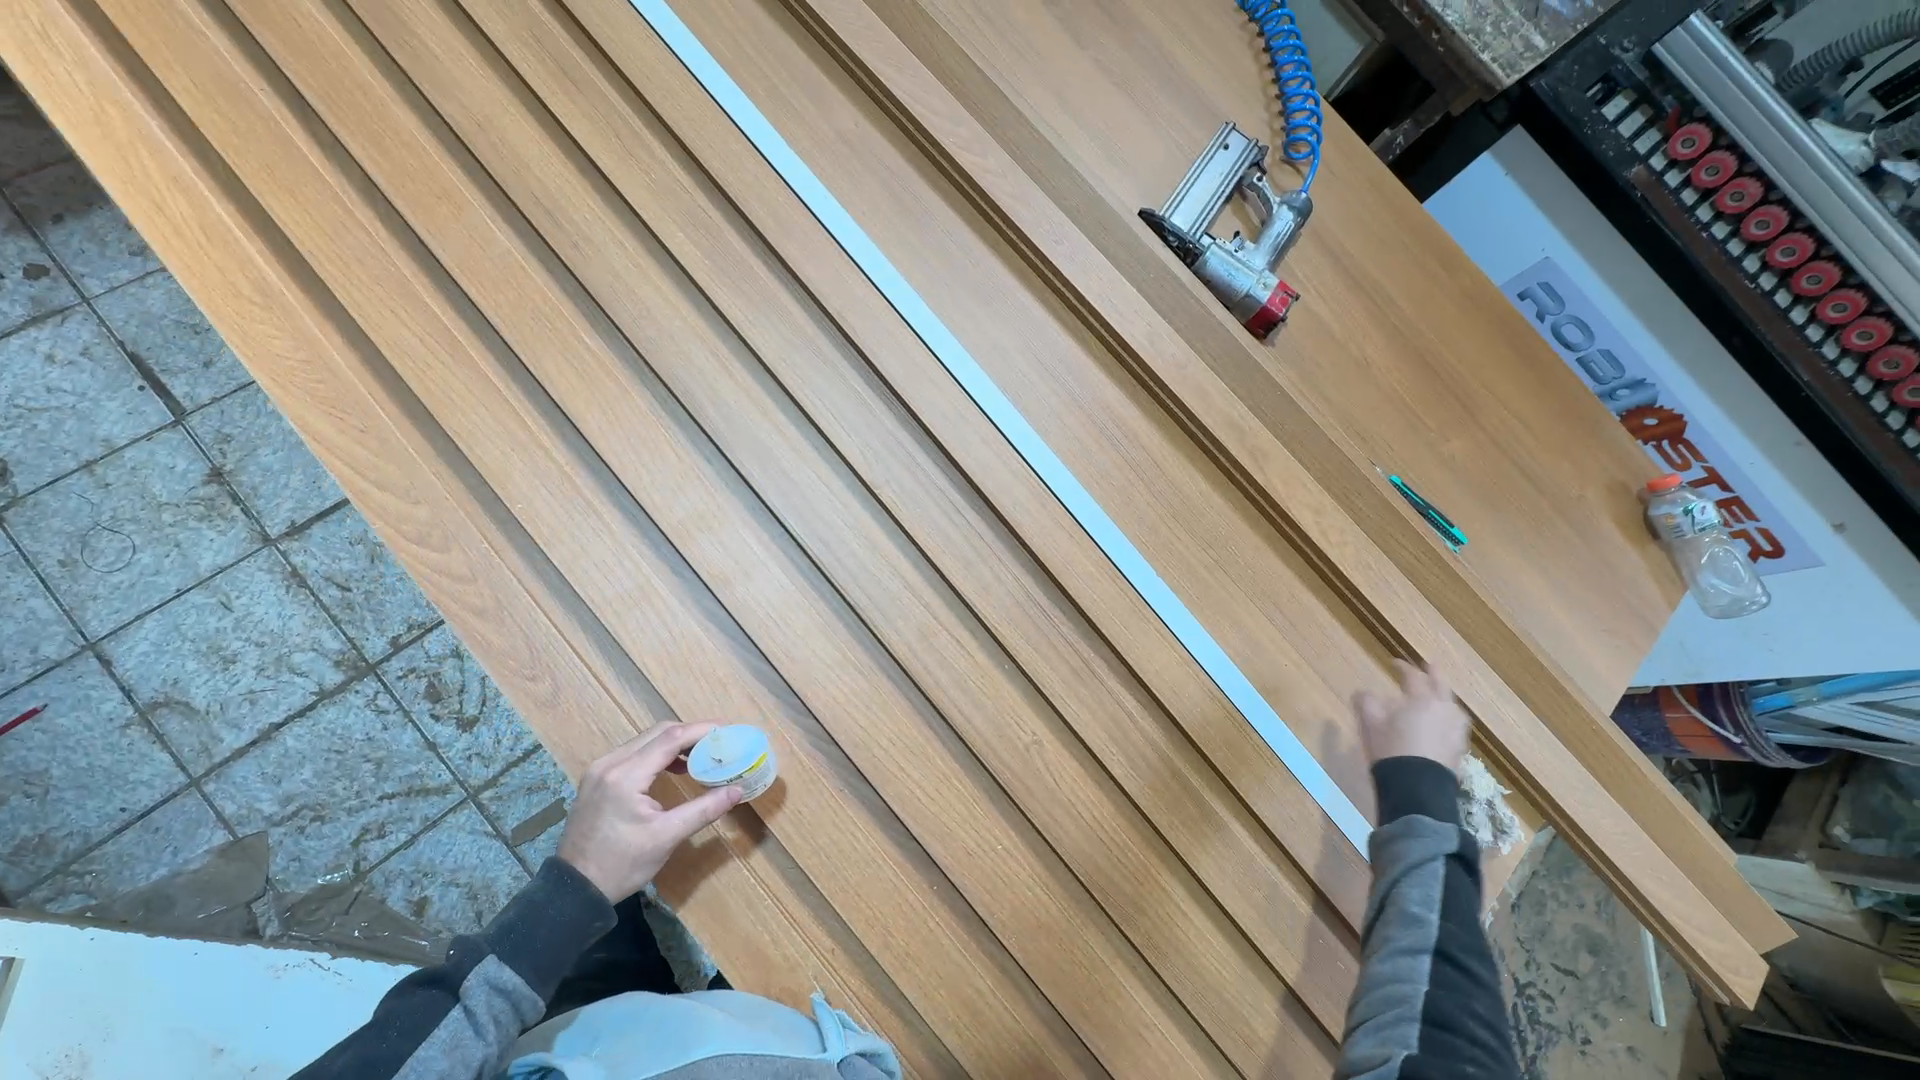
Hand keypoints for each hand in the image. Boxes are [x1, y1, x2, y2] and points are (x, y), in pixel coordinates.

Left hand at [557, 723, 742, 902]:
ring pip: (645, 741)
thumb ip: (704, 809)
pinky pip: (633, 754)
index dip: (702, 730)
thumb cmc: (621, 865)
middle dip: (692, 734)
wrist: (575, 890)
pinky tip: (675, 769)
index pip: (671, 738)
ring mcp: (600, 770)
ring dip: (675, 743)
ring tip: (703, 755)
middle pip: (658, 733)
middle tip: (721, 742)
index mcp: (626, 775)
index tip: (729, 730)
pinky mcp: (597, 779)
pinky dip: (658, 754)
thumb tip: (738, 790)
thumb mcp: (667, 837)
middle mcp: (610, 763)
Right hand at [1351, 661, 1470, 771]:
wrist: (1416, 786)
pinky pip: (1455, 725)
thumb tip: (1364, 693)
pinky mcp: (1460, 748)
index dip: (1403, 668)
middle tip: (1429, 665)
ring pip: (1452, 705)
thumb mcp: (1369, 723)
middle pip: (1441, 686)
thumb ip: (1365, 702)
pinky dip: (1447, 717)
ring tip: (1437, 697)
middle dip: (1434, 674)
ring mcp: (1455, 730)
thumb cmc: (1390, 749)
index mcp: (1421, 700)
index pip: (1413, 677)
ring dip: (1444, 697)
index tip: (1394, 663)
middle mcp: (1443, 710)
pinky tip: (1441, 724)